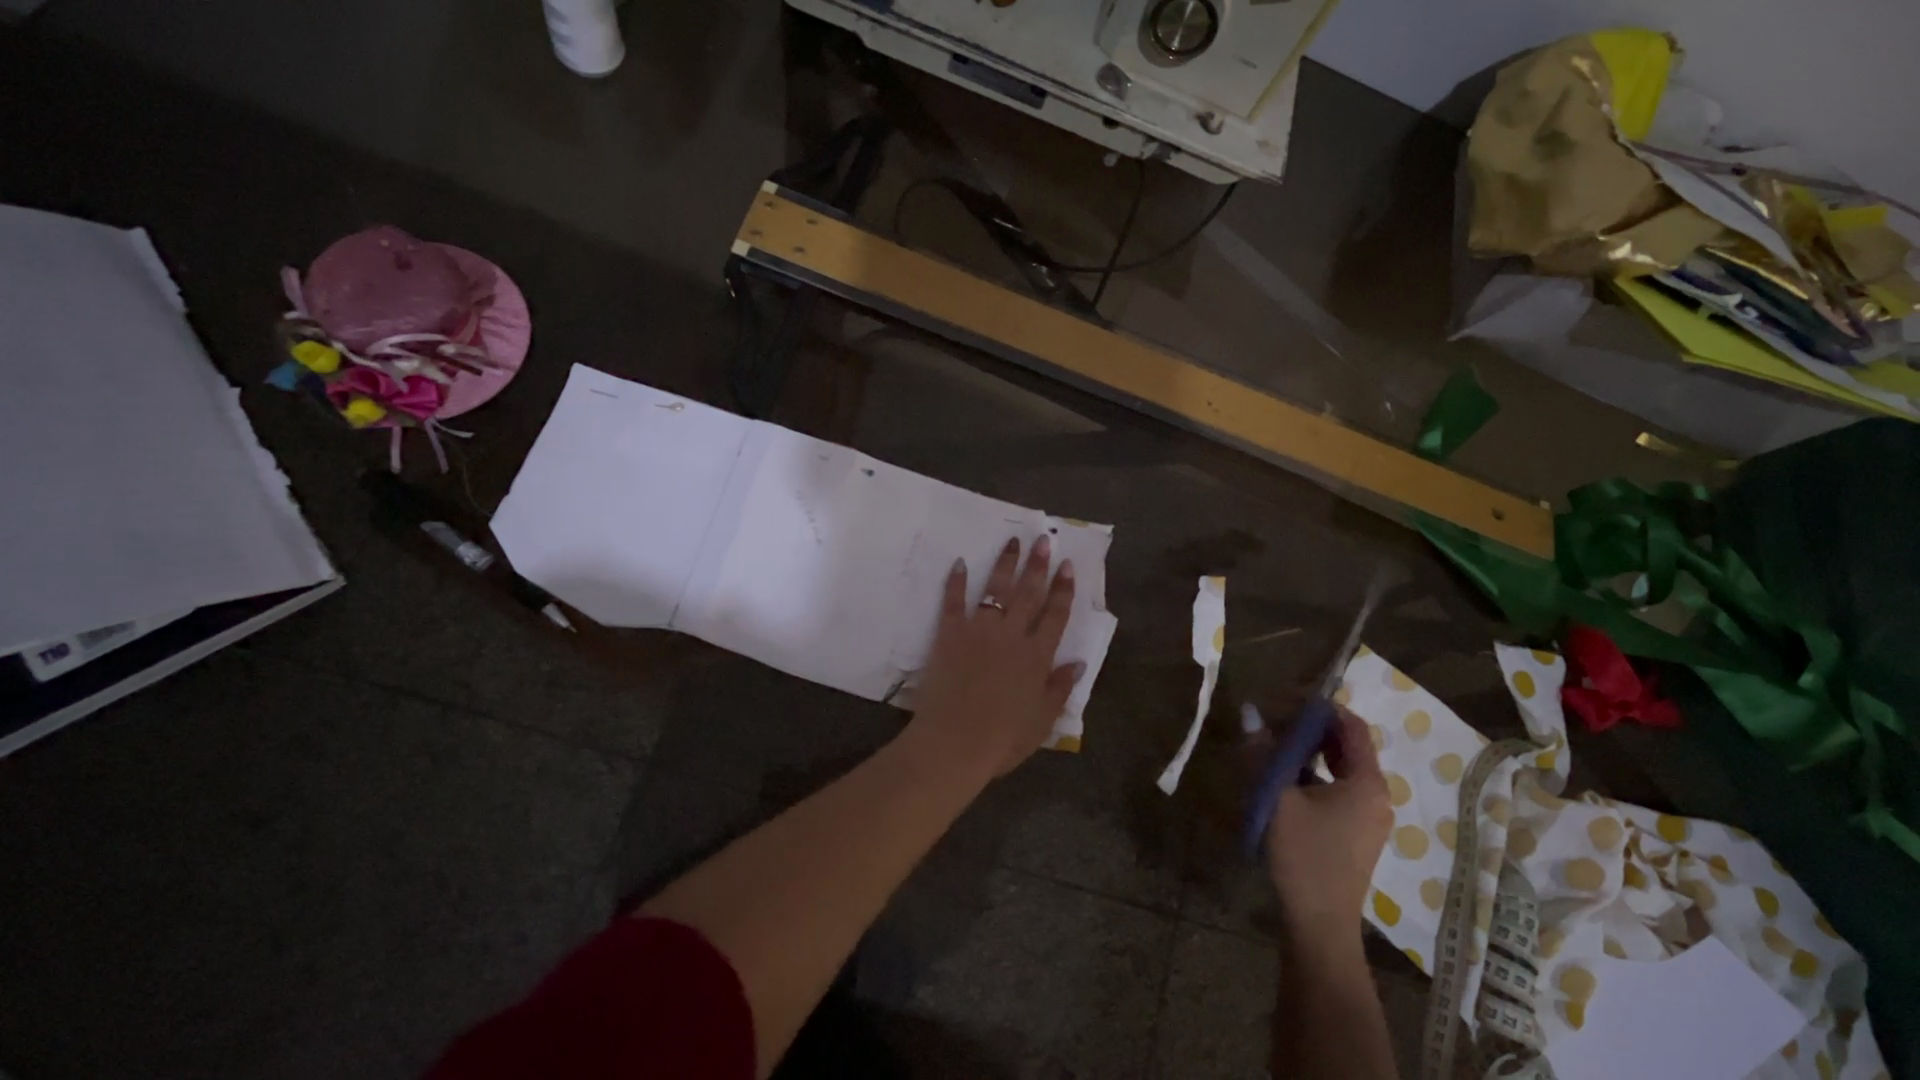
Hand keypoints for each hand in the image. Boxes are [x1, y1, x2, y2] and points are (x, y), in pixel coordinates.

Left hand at [901, 535, 1084, 778]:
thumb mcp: (1042, 722)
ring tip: (1012, 541)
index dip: (1063, 590)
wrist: (955, 742)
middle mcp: (1012, 636)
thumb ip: (1058, 689)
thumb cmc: (1002, 740)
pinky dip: (957, 582)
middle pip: (1028, 594)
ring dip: (1005, 564)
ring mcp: (979, 632)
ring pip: (996, 590)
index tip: (1067, 566)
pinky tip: (961, 563)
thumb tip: (1076, 664)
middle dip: (1037, 565)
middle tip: (1043, 539)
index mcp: (1038, 657)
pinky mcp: (949, 635)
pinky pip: (954, 602)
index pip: (1056, 615)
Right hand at [1264, 703, 1391, 945]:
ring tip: (1268, 744)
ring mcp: (1366, 817)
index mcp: (1366, 782)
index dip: (1316, 705)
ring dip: (1305, 751)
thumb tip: (1250, 714)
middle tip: (1269, 718)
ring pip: (1337, 768)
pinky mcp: (1353, 834)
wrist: (1319, 926)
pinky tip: (1278, 778)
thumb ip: (1263, 755)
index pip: (1349, 725)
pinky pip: (1334, 789)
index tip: (1281, 697)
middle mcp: (1375, 795)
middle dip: (1307, 727)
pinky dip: (1309, 775)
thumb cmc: (1304, 858)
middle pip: (1345, 745)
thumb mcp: (1277, 801)